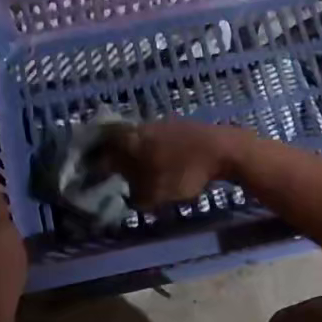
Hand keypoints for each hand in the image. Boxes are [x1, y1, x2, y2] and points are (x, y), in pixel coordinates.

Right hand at [100, 121, 251, 205]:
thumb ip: (135, 197)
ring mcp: (162, 124)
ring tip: (139, 173)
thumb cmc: (185, 172)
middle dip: (116, 160)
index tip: (94, 179)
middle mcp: (141, 127)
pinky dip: (154, 153)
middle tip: (115, 176)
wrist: (227, 150)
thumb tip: (128, 196)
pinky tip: (161, 164)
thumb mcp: (155, 194)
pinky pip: (158, 141)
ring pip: (140, 141)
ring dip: (136, 156)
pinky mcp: (181, 126)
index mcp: (128, 140)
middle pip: (120, 144)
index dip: (96, 167)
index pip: (102, 153)